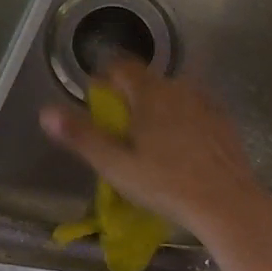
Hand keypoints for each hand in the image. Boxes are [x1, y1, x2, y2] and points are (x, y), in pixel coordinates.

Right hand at [39, 60, 267, 234]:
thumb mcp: (115, 165)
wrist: (226, 203)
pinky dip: (182, 121)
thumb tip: (45, 112)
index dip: (104, 77)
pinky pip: (194, 111)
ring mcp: (205, 104)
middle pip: (148, 80)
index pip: (121, 67)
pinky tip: (179, 148)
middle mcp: (179, 89)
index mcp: (150, 93)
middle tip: (119, 127)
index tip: (95, 98)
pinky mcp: (224, 122)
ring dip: (158, 108)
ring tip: (149, 138)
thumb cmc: (165, 184)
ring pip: (173, 95)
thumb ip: (81, 136)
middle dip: (130, 96)